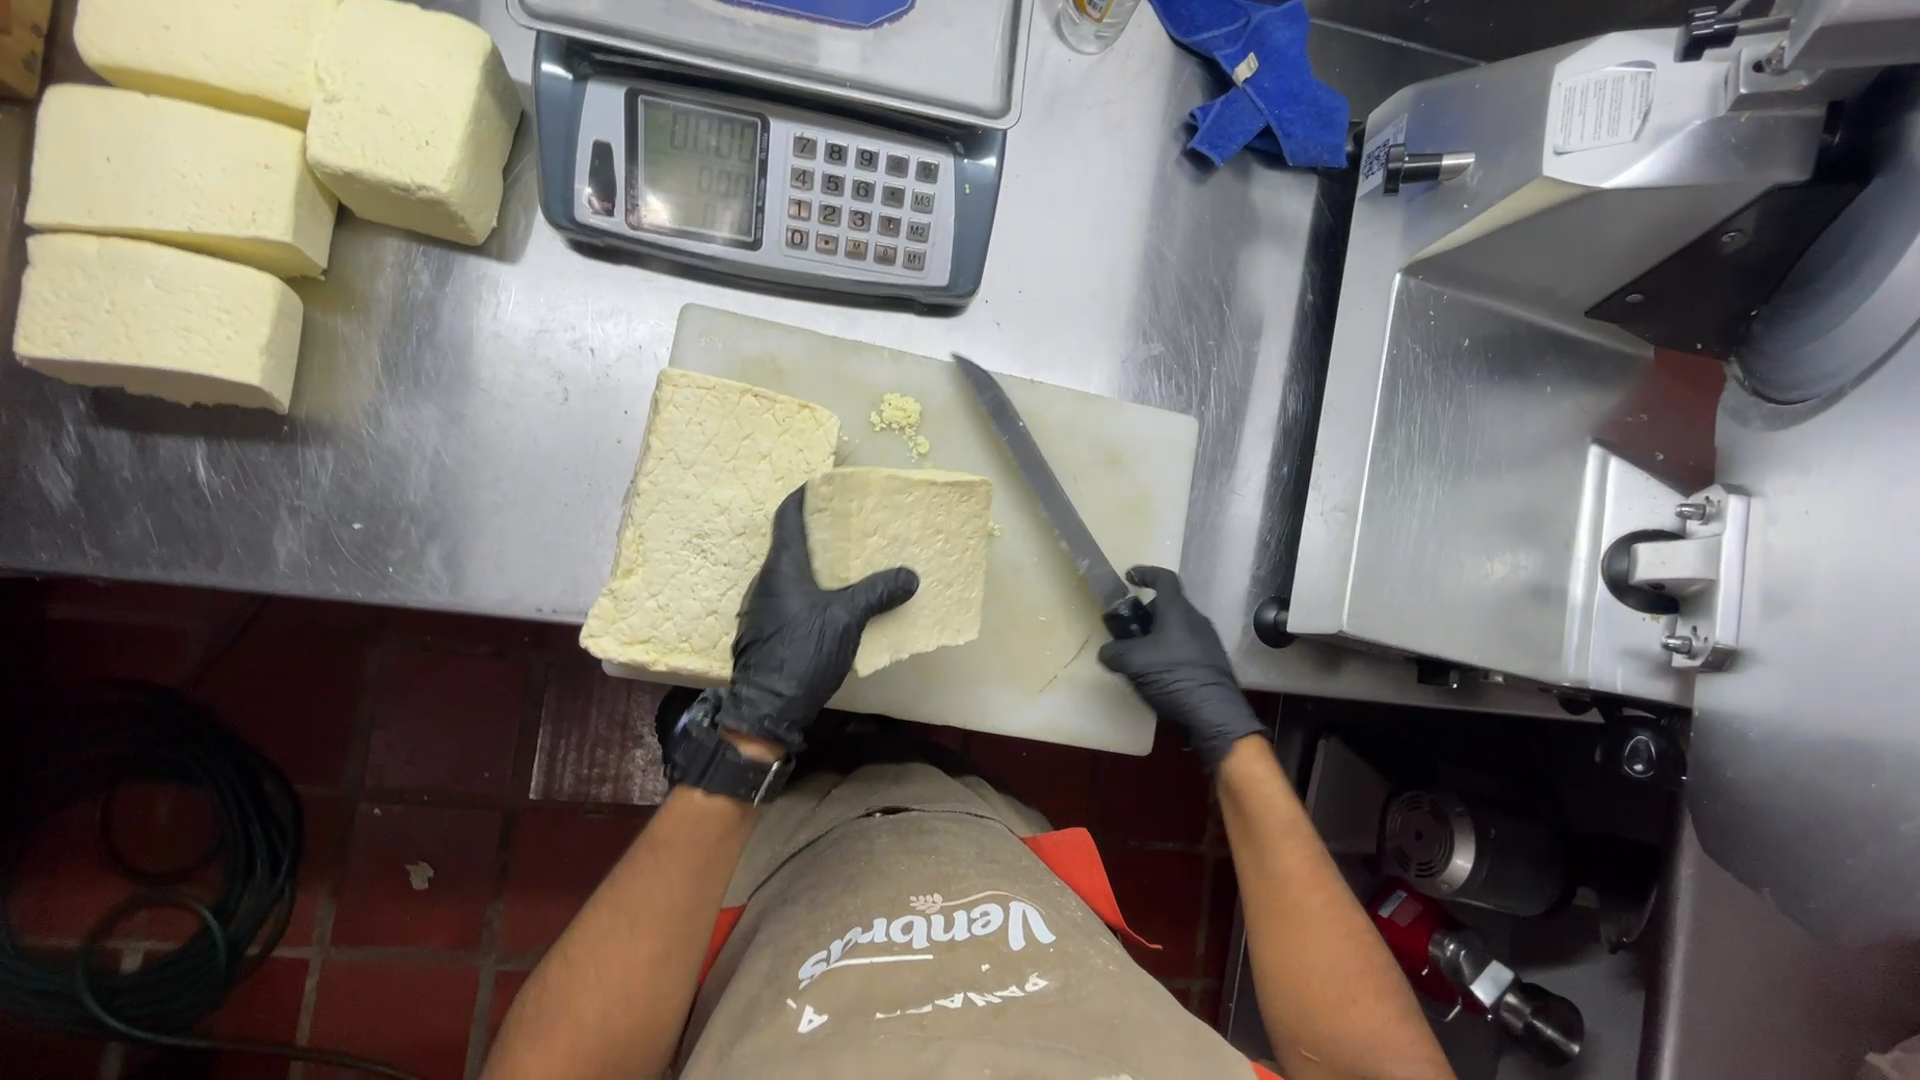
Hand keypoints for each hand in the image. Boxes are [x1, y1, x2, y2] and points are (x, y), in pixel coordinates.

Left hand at [720, 485, 918, 753]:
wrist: (767, 706)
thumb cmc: (803, 651)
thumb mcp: (847, 619)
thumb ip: (877, 593)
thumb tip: (910, 575)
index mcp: (782, 567)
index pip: (787, 517)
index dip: (803, 497)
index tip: (821, 485)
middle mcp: (765, 581)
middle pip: (788, 544)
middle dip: (816, 534)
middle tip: (847, 528)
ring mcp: (760, 607)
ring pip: (788, 574)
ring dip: (813, 566)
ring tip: (845, 567)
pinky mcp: (762, 630)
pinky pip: (787, 598)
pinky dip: (807, 591)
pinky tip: (829, 605)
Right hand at [1098, 566, 1263, 768]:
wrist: (1214, 714)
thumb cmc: (1172, 676)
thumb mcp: (1132, 662)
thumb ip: (1114, 652)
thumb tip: (1107, 652)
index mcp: (1178, 612)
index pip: (1164, 579)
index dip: (1146, 573)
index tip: (1129, 577)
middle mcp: (1196, 621)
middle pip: (1168, 607)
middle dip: (1146, 614)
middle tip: (1127, 628)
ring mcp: (1208, 643)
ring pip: (1176, 630)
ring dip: (1156, 637)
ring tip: (1138, 656)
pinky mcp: (1212, 665)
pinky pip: (1185, 649)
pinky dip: (1168, 654)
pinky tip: (1156, 675)